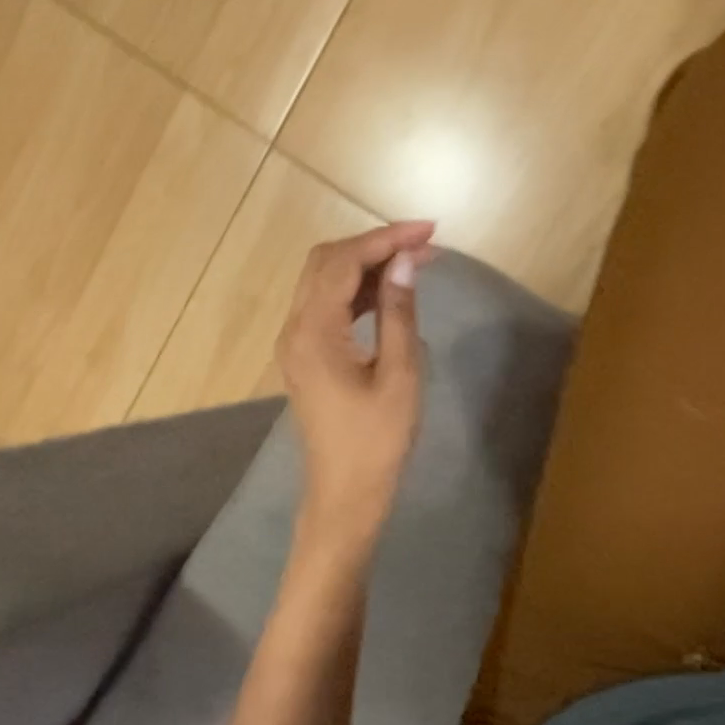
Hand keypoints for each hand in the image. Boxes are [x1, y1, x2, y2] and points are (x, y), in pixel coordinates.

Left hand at [277, 222, 436, 537]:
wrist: (346, 492)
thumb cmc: (377, 439)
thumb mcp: (399, 375)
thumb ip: (400, 314)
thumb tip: (406, 263)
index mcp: (314, 331)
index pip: (344, 262)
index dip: (386, 239)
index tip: (429, 231)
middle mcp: (296, 328)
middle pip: (327, 262)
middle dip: (375, 245)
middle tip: (425, 244)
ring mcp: (298, 342)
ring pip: (326, 282)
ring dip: (367, 266)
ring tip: (417, 263)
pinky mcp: (308, 356)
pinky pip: (328, 306)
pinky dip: (359, 290)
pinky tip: (392, 292)